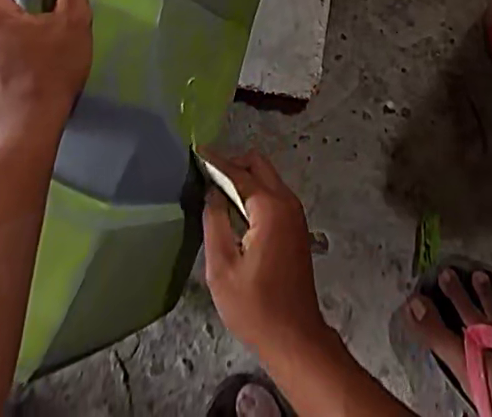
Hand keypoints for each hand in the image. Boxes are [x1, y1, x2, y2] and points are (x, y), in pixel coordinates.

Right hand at [202, 150, 328, 358]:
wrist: (295, 338)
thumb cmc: (255, 306)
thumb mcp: (222, 266)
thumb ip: (214, 221)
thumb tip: (211, 192)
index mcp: (270, 208)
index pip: (238, 173)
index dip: (215, 162)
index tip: (195, 153)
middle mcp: (287, 203)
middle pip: (258, 164)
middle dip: (231, 163)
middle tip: (205, 175)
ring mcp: (295, 214)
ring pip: (267, 177)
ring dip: (243, 177)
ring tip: (215, 190)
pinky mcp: (296, 227)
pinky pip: (272, 194)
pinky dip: (253, 191)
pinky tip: (234, 208)